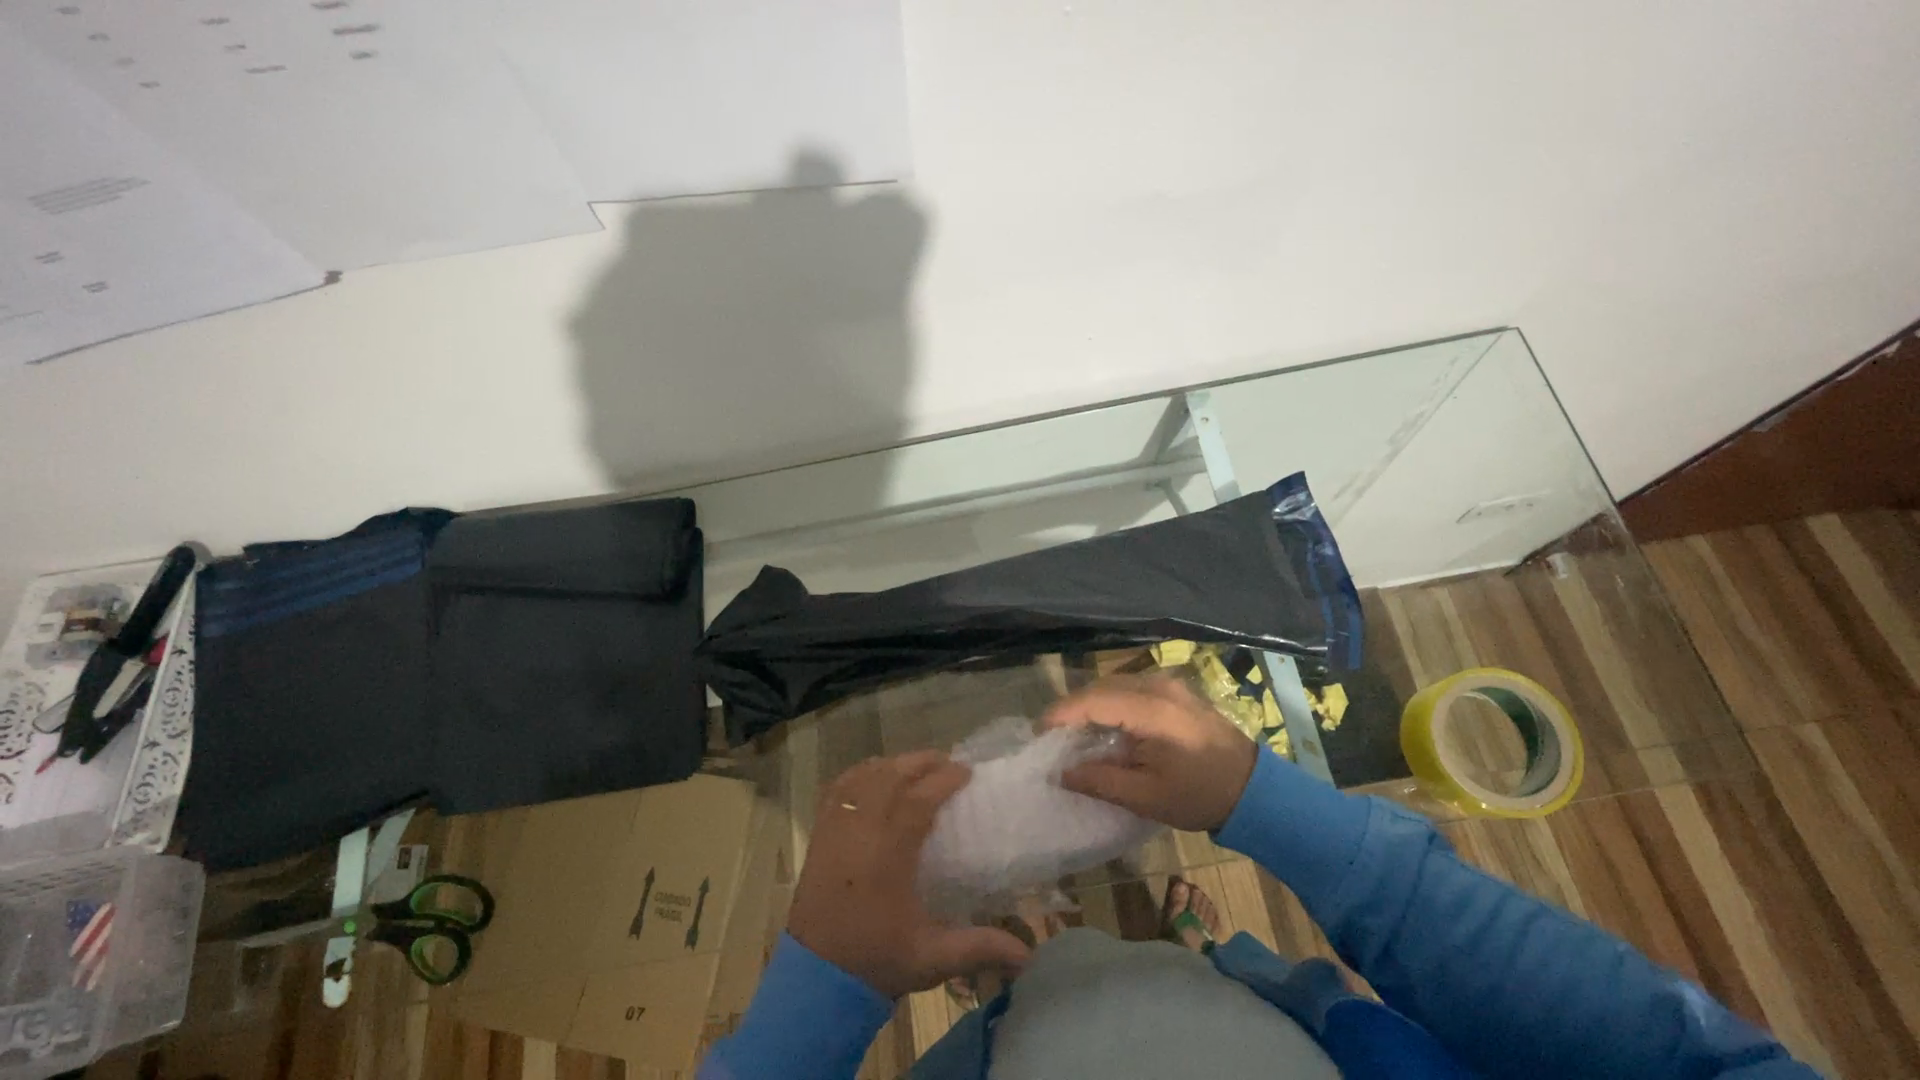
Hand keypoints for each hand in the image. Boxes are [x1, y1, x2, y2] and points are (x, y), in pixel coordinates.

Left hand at [787, 751, 1031, 998]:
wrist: (816, 979)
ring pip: (862, 778)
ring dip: (891, 765)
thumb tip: (1030, 955)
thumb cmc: (876, 961)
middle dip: (920, 762)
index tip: (967, 772)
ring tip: (915, 767)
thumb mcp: (933, 958)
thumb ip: (980, 948)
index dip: (944, 779)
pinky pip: (836, 789)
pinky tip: (873, 776)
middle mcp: (860, 832)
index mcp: (889, 854)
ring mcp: (835, 830)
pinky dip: (858, 775)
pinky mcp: (819, 836)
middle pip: (890, 776)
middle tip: (947, 763)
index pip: (918, 799)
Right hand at [1041, 674, 1258, 831]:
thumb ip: (1100, 781)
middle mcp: (1157, 686)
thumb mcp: (1146, 798)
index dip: (1059, 715)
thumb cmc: (1199, 796)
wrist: (1254, 789)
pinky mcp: (1176, 690)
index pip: (1091, 701)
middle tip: (1054, 739)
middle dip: (1072, 710)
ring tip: (1076, 734)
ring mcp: (1169, 684)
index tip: (1038, 736)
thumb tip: (1061, 772)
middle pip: (1099, 688)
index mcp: (1150, 710)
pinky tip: (1107, 727)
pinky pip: (1131, 688)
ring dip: (1091, 705)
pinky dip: (1112, 702)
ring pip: (1114, 685)